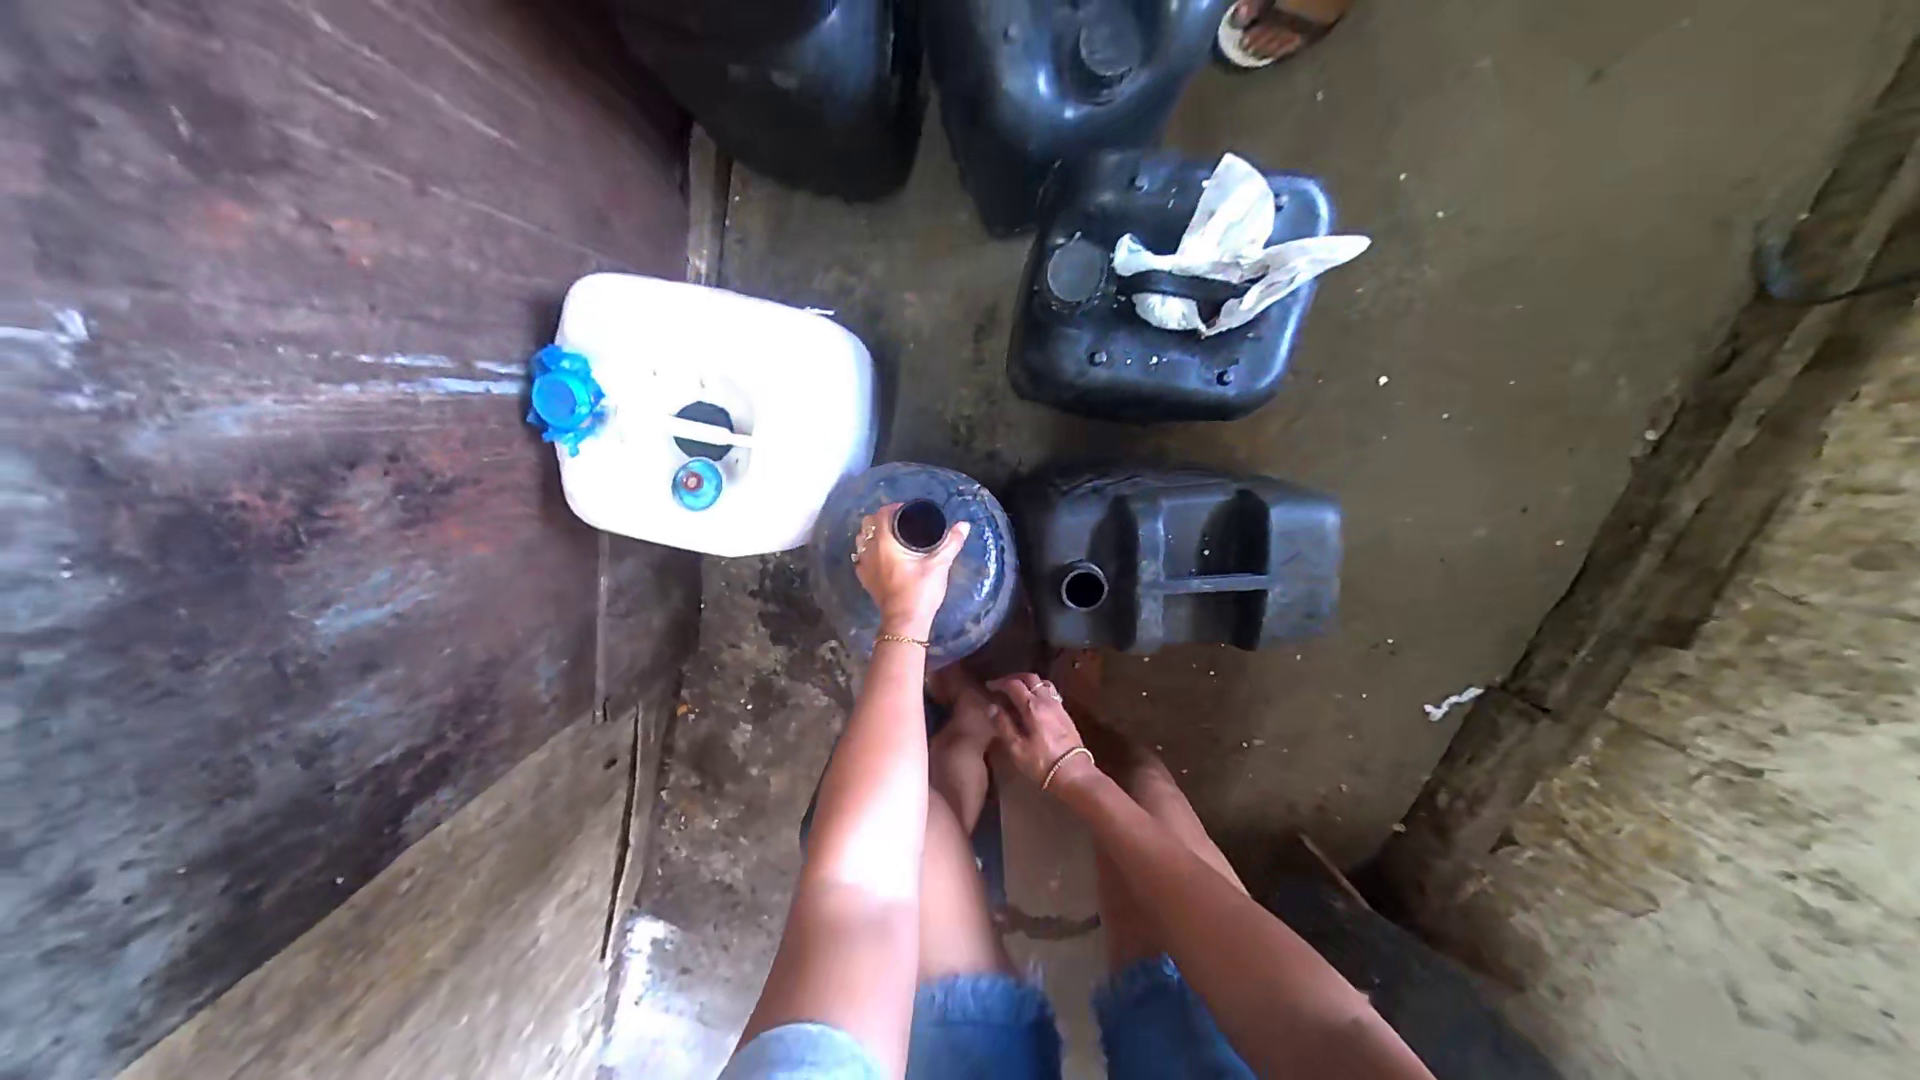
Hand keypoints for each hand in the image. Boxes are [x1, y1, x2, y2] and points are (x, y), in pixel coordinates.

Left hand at [853, 503, 969, 639]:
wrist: (905, 621)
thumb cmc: (920, 591)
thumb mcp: (939, 564)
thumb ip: (951, 543)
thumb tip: (964, 525)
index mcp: (884, 542)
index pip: (881, 514)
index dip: (894, 508)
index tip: (908, 512)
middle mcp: (869, 550)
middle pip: (868, 524)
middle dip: (882, 519)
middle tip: (900, 523)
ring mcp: (864, 566)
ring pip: (861, 540)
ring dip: (873, 534)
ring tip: (891, 538)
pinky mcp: (864, 579)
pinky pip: (862, 557)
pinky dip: (869, 551)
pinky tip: (882, 557)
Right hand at [988, 674, 1099, 792]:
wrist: (1074, 773)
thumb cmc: (1041, 762)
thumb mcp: (1016, 748)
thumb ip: (1003, 725)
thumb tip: (991, 706)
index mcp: (1032, 706)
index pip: (1014, 685)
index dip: (999, 683)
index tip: (989, 687)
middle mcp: (1046, 701)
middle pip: (1030, 678)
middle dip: (1014, 678)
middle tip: (1002, 685)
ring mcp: (1058, 706)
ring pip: (1043, 683)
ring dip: (1029, 683)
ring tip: (1019, 691)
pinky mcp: (1065, 714)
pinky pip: (1051, 693)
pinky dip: (1039, 691)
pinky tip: (1034, 703)